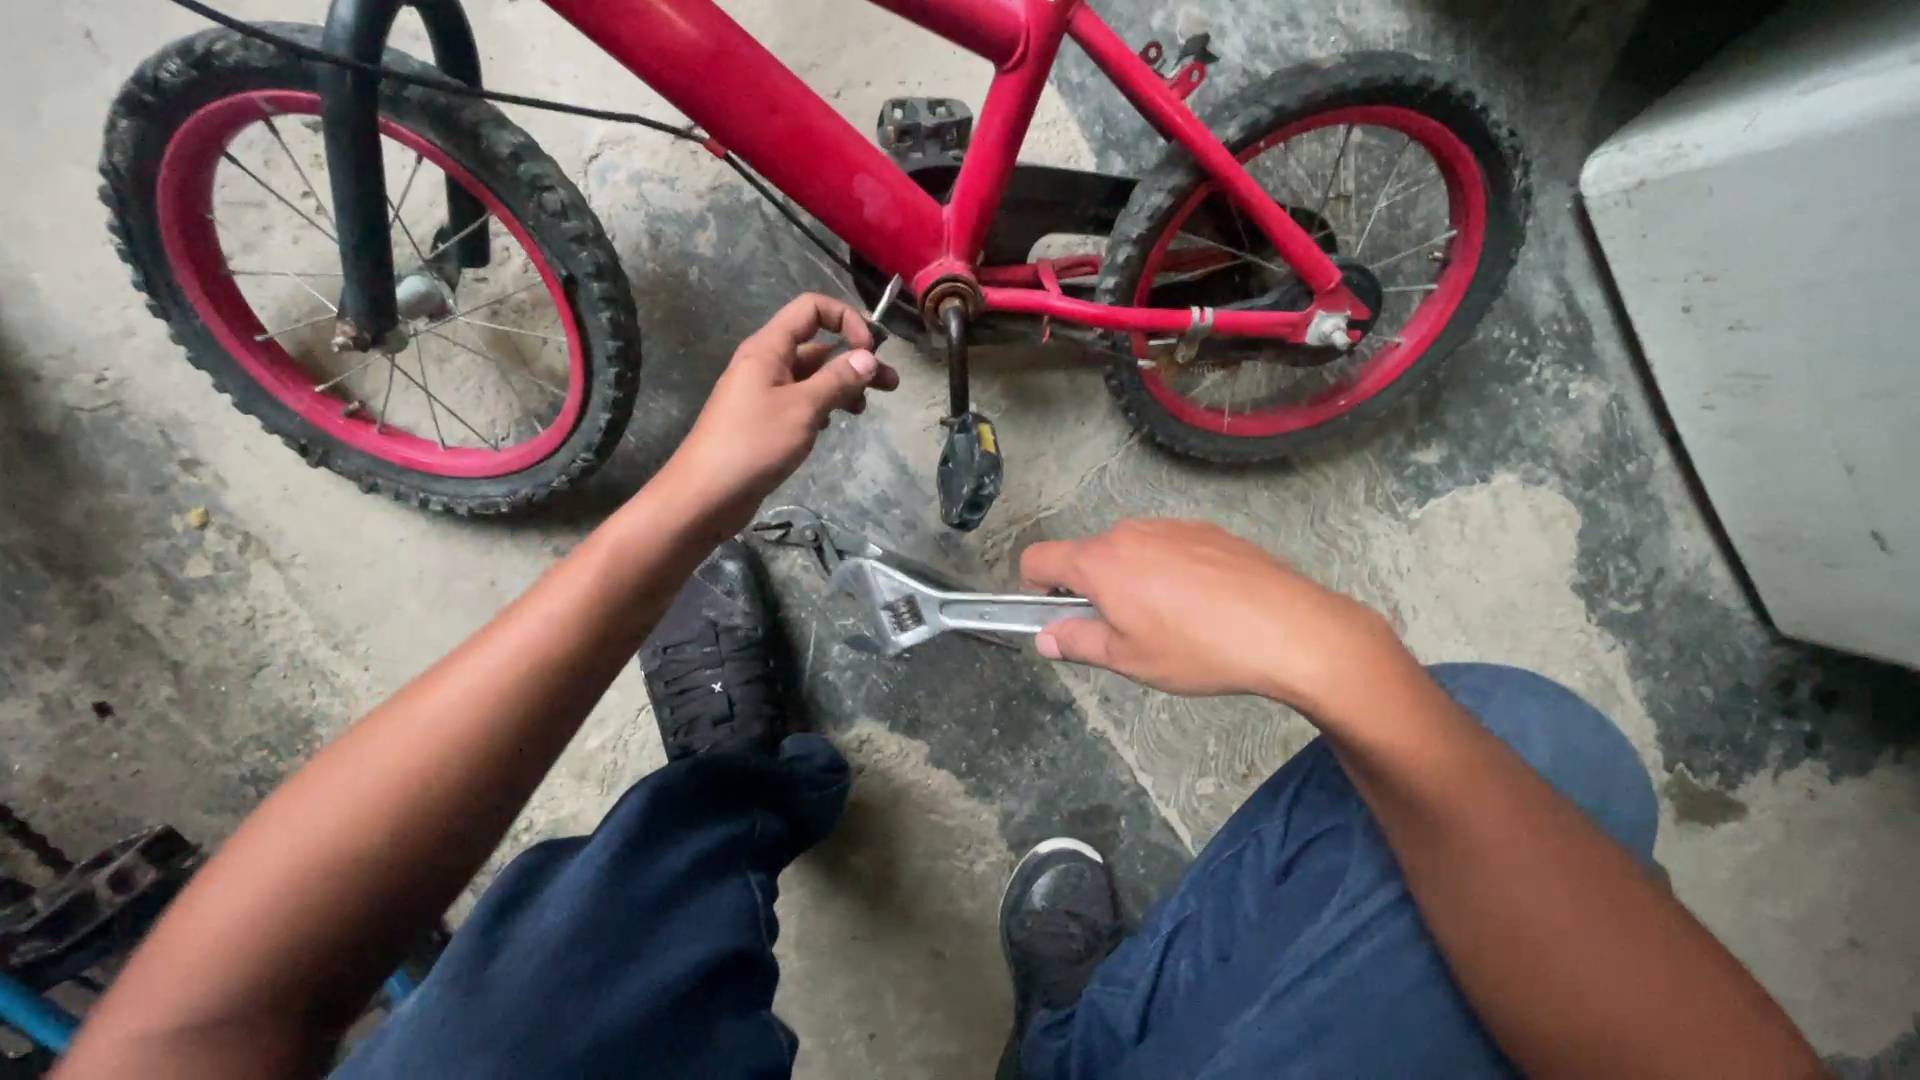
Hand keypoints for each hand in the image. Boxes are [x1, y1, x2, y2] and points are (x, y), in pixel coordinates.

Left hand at [660, 293, 898, 532]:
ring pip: (812, 377)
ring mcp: (764, 392)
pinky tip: (835, 424)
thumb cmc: (753, 444)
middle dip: (855, 359)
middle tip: (891, 385)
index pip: (811, 309)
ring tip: (865, 409)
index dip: (846, 320)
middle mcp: (766, 363)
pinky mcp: (765, 420)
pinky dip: (823, 405)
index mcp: (768, 348)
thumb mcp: (803, 408)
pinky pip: (802, 401)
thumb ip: (837, 380)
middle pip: (817, 346)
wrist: (705, 494)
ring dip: (842, 385)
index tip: (868, 353)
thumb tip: (868, 357)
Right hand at [1020, 519, 1412, 712]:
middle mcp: (1130, 534)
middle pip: (1087, 556)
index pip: (1038, 558)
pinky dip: (1168, 572)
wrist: (1288, 628)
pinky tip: (1202, 607)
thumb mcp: (1129, 659)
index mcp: (1101, 562)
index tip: (1054, 615)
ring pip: (1130, 552)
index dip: (1034, 588)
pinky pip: (1168, 548)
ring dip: (1130, 581)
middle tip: (1121, 633)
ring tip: (1170, 624)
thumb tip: (1047, 637)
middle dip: (1090, 590)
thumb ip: (1077, 642)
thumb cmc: (1199, 649)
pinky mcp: (1207, 531)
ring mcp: (1172, 527)